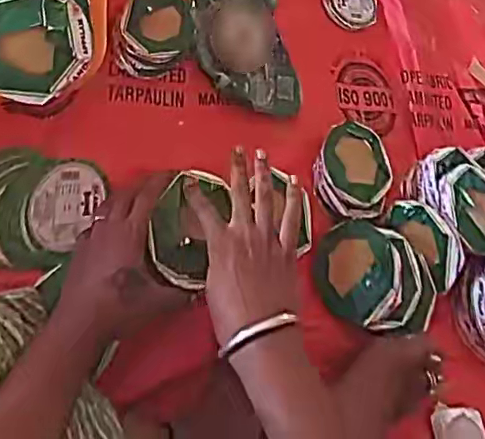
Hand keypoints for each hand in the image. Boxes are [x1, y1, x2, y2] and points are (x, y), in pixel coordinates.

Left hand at [56, 173, 191, 342]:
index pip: (147, 196)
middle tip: (154, 181)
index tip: (171, 173)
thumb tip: (201, 291)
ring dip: (121, 196)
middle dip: (141, 183)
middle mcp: (110, 226)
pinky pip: (94, 223)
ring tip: (131, 197)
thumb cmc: (119, 307)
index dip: (159, 181)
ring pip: (107, 204)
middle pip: (126, 193)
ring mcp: (92, 236)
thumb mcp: (156, 302)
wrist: (79, 324)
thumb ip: (180, 294)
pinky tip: (106, 226)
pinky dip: (104, 217)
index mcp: (131, 231)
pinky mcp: (79, 249)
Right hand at [184, 147, 304, 344]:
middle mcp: (245, 232)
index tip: (189, 180)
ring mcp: (268, 238)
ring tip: (263, 155)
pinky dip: (294, 198)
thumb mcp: (211, 285)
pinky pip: (291, 217)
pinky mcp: (287, 247)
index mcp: (221, 242)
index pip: (204, 211)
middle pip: (239, 193)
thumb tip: (216, 248)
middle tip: (238, 150)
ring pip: (266, 197)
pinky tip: (295, 183)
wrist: (262, 334)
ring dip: (264, 174)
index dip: (195, 195)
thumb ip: (215, 259)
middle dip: (237, 169)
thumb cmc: (230, 316)